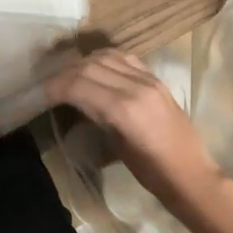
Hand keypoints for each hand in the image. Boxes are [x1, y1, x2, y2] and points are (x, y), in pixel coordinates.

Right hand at [47, 49, 220, 208]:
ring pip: (105, 57)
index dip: (54, 87)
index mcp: (124, 109)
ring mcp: (149, 79)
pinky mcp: (156, 79)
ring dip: (82, 64)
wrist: (192, 175)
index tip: (40, 95)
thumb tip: (72, 102)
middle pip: (88, 67)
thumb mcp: (115, 147)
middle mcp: (136, 87)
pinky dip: (104, 60)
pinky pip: (124, 58)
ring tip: (69, 77)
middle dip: (64, 74)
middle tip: (49, 87)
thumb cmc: (152, 173)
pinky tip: (95, 71)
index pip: (78, 85)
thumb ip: (95, 116)